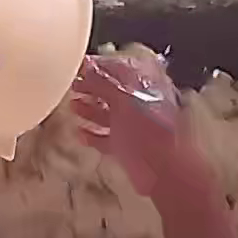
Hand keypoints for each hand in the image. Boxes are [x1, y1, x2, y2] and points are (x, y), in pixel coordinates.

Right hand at [70, 55, 214, 201]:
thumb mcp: (124, 100)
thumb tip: (88, 67)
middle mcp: (140, 104)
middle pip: (112, 91)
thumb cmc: (149, 132)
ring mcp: (134, 126)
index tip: (80, 66)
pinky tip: (80, 133)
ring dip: (90, 109)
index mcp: (144, 87)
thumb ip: (104, 84)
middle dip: (91, 87)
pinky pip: (106, 137)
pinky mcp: (127, 147)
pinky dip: (93, 134)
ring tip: (72, 105)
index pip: (120, 69)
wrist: (165, 171)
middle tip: (72, 84)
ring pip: (108, 114)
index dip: (100, 66)